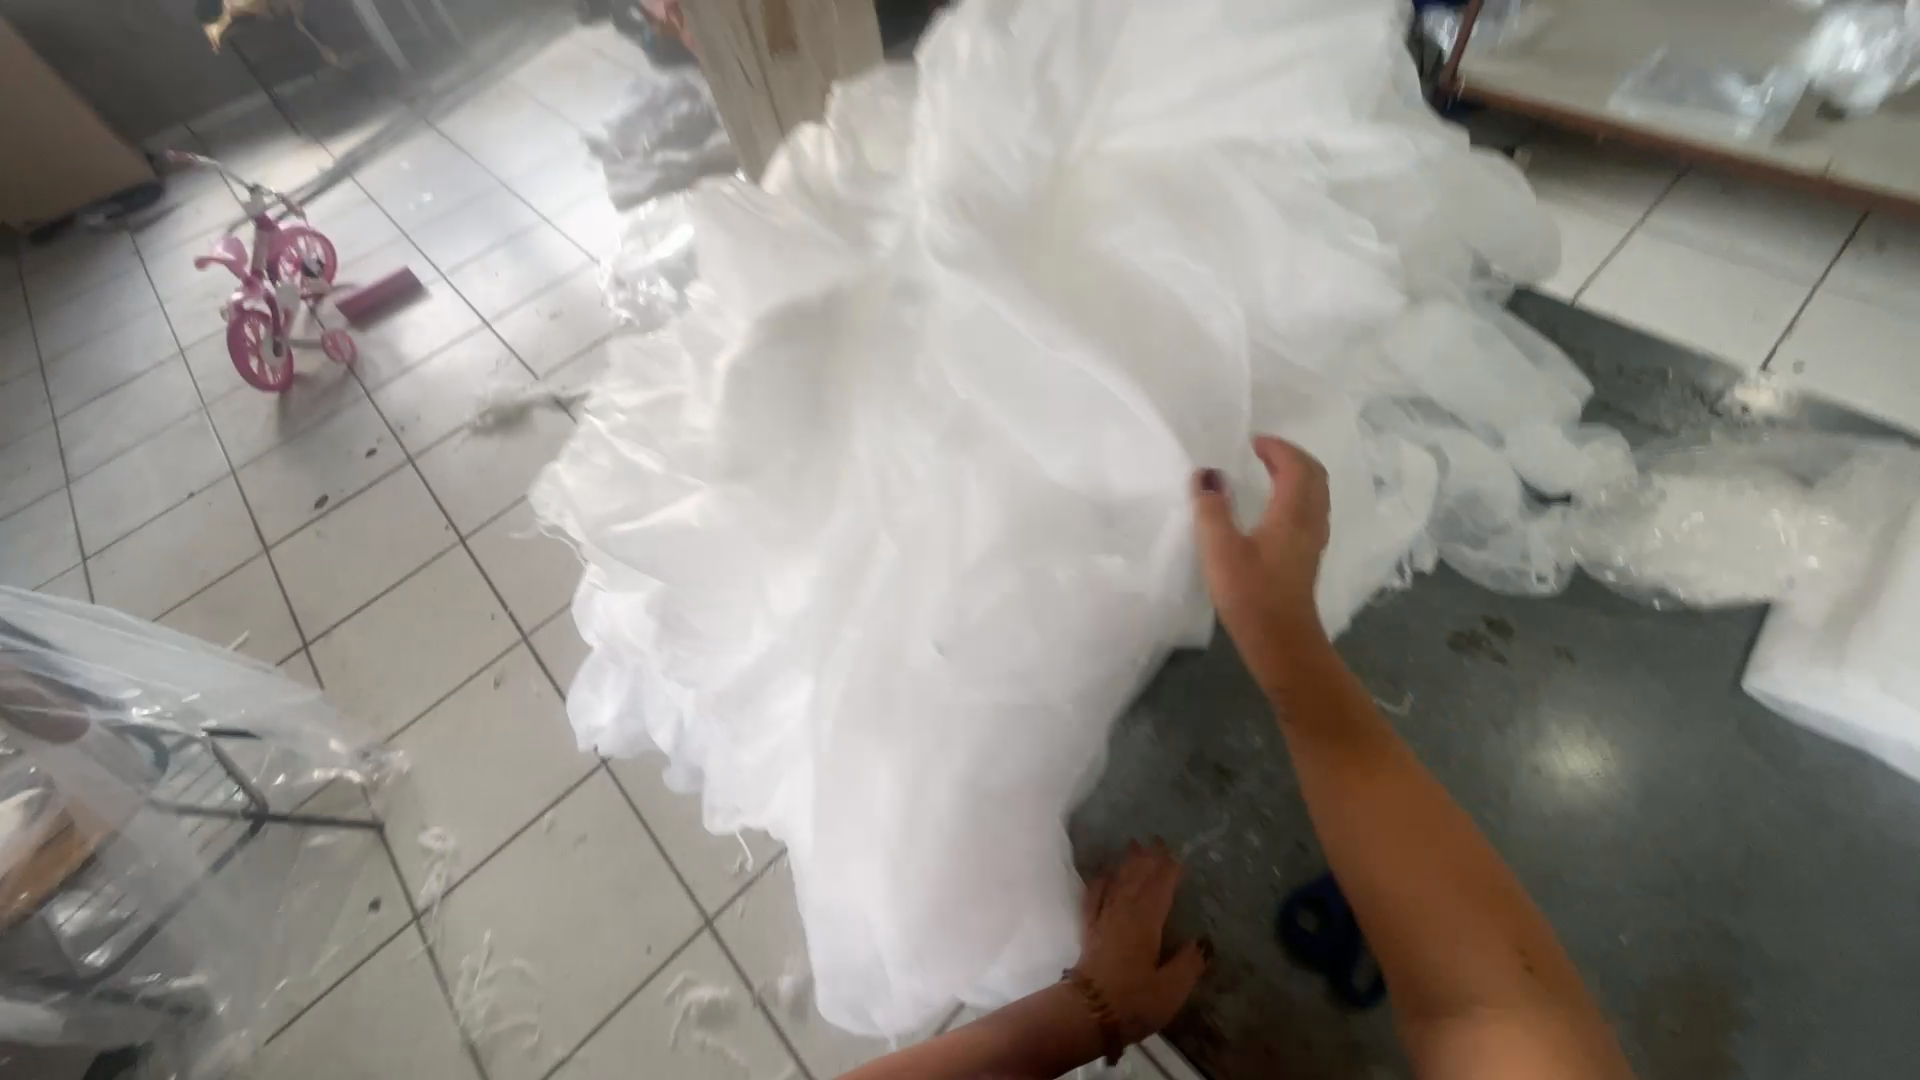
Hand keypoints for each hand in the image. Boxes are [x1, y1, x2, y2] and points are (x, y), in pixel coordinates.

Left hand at [1074, 841, 1207, 1044]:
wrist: (1089, 1011)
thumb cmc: (1134, 1000)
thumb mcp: (1172, 988)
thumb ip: (1188, 963)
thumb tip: (1202, 941)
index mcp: (1146, 922)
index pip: (1160, 888)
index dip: (1169, 871)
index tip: (1177, 855)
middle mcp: (1123, 912)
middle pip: (1137, 878)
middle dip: (1148, 858)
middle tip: (1157, 840)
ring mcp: (1103, 917)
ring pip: (1117, 882)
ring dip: (1127, 863)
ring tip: (1134, 845)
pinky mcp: (1089, 928)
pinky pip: (1094, 895)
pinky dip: (1100, 880)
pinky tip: (1103, 873)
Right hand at [1193, 436, 1334, 695]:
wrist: (1280, 640)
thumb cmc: (1249, 593)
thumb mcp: (1219, 548)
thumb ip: (1211, 508)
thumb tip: (1206, 474)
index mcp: (1292, 513)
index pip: (1295, 465)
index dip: (1276, 448)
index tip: (1251, 441)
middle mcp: (1310, 521)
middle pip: (1314, 475)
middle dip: (1290, 456)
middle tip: (1261, 451)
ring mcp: (1313, 540)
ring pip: (1315, 493)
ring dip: (1295, 474)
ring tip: (1266, 471)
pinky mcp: (1307, 556)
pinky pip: (1309, 510)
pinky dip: (1294, 494)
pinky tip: (1272, 507)